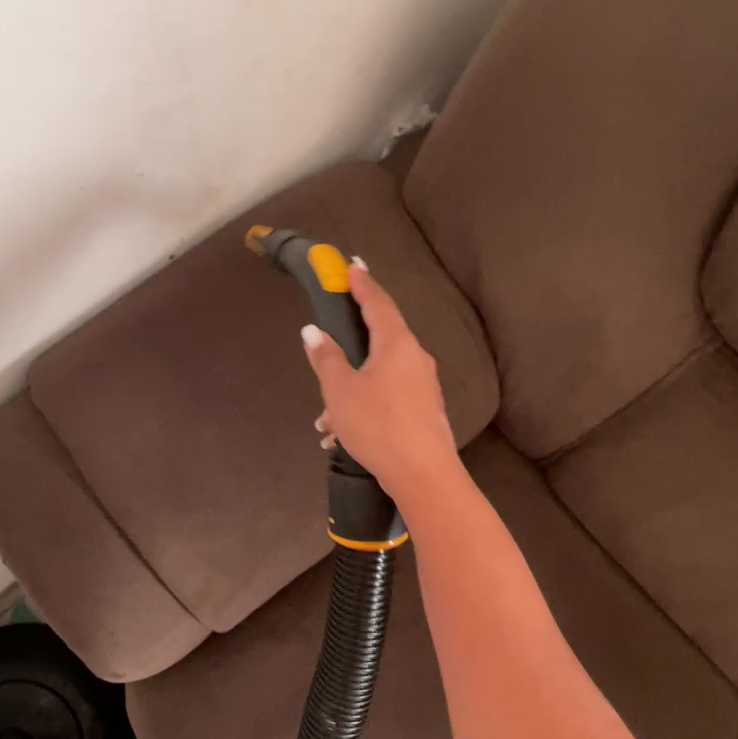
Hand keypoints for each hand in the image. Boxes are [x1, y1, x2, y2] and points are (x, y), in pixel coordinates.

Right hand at [302, 258, 459, 501]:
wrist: (423, 473)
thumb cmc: (377, 424)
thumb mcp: (340, 391)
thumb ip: (326, 358)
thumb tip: (313, 331)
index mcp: (396, 343)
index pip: (378, 302)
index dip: (363, 283)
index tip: (353, 265)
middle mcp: (415, 357)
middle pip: (381, 338)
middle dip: (350, 346)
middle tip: (332, 338)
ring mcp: (423, 385)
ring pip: (380, 375)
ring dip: (351, 389)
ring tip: (325, 420)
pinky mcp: (424, 410)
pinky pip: (388, 396)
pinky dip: (365, 406)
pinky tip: (343, 436)